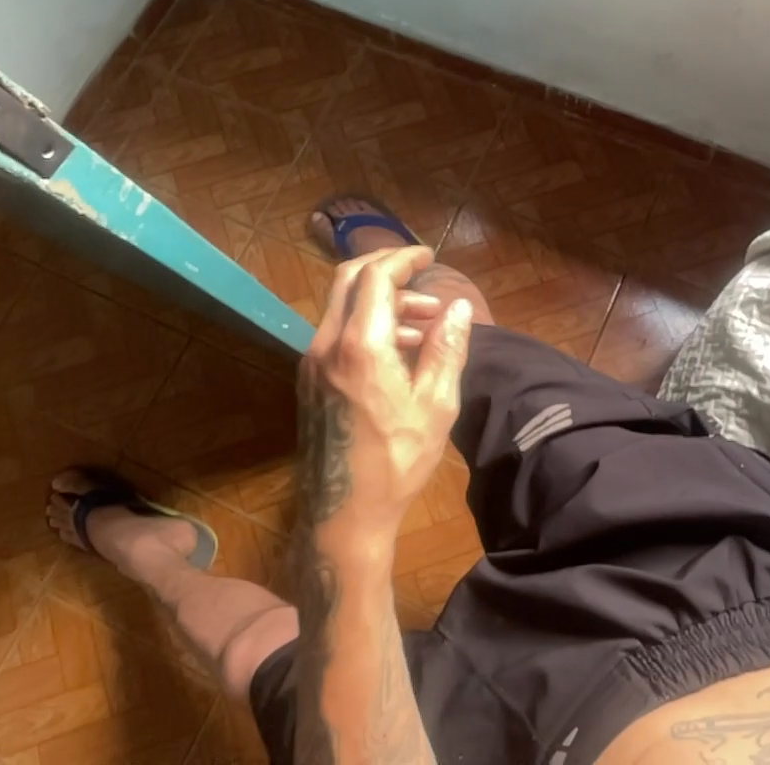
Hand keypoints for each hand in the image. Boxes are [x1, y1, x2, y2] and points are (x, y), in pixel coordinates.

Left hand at [297, 246, 472, 544]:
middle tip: (421, 274)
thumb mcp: (436, 404)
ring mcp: (312, 362)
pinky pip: (338, 332)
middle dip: (387, 269)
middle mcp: (326, 344)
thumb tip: (459, 308)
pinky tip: (400, 349)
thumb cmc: (398, 460)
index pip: (376, 277)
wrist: (345, 513)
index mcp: (360, 345)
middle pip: (349, 280)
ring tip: (425, 323)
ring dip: (382, 301)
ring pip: (343, 306)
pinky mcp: (310, 379)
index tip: (428, 256)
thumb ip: (446, 349)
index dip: (403, 258)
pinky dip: (368, 324)